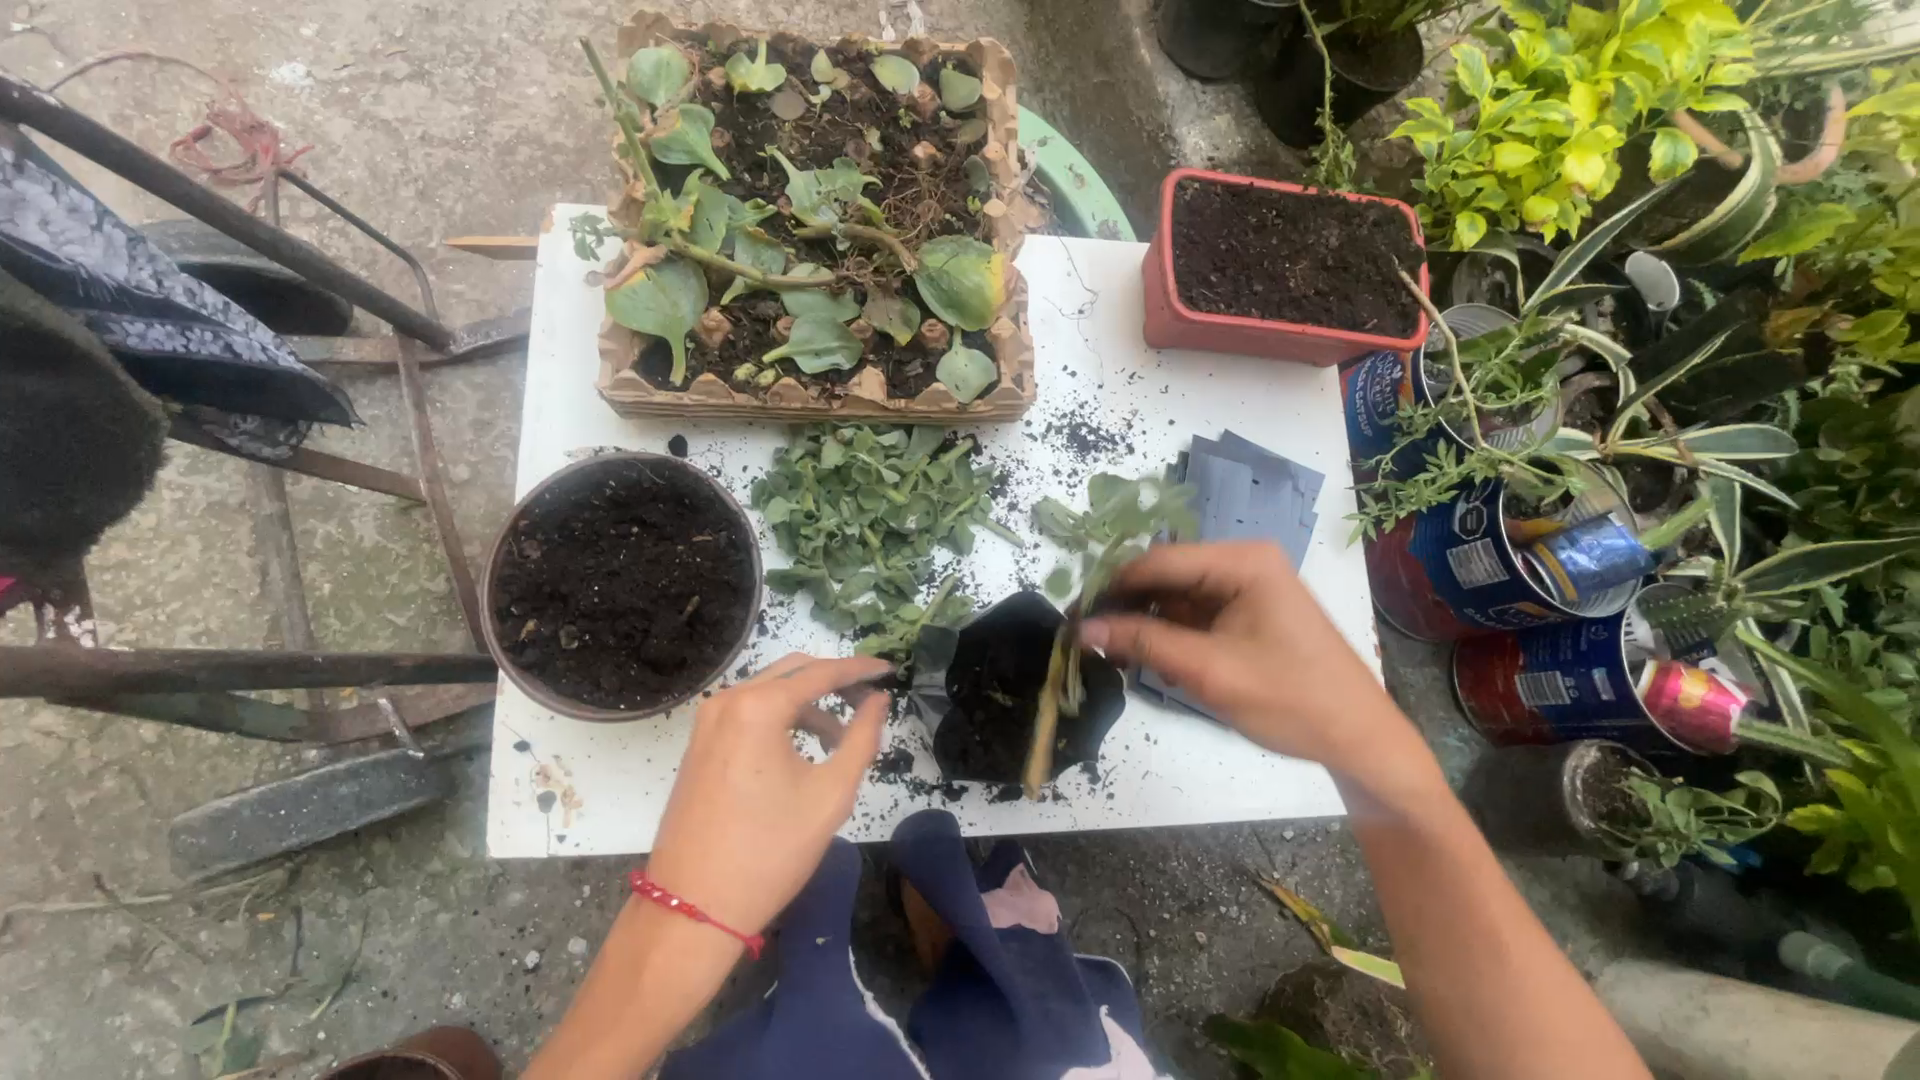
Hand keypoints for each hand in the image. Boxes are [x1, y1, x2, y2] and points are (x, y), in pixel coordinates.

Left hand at [642, 653, 891, 937]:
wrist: (694, 907)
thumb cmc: (770, 852)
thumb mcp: (831, 794)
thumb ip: (862, 737)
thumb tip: (879, 700)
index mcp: (758, 707)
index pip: (820, 672)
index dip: (860, 669)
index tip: (890, 670)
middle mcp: (727, 701)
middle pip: (792, 672)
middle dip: (835, 681)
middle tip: (872, 698)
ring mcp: (707, 722)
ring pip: (770, 692)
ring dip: (809, 705)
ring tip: (841, 739)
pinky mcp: (699, 744)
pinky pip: (749, 714)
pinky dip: (782, 720)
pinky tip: (805, 749)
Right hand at [1079, 542, 1416, 780]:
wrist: (1359, 738)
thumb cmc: (1291, 700)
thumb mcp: (1209, 671)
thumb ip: (1143, 642)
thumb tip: (1083, 628)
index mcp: (1243, 562)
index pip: (1158, 561)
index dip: (1112, 587)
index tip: (1074, 617)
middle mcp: (1243, 563)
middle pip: (1165, 575)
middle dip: (1128, 606)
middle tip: (1090, 640)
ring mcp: (1246, 588)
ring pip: (1175, 597)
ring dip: (1146, 624)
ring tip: (1117, 656)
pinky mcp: (1247, 613)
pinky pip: (1194, 614)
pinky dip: (1170, 636)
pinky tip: (1153, 661)